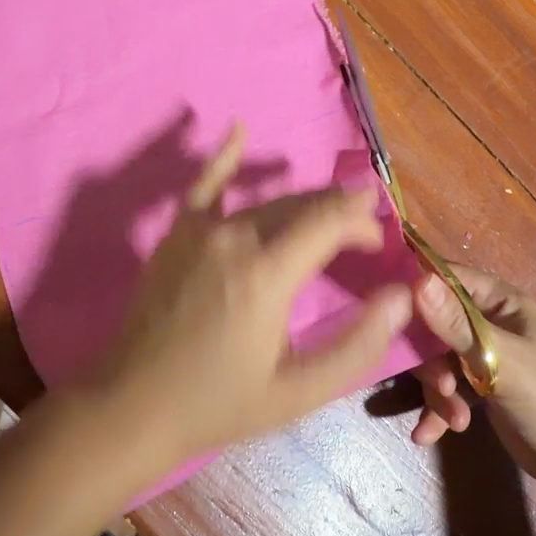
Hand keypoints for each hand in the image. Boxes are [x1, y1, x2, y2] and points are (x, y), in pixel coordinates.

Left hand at [91, 124, 416, 461]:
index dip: (360, 223)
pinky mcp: (176, 234)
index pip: (329, 223)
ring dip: (302, 200)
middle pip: (300, 206)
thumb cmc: (220, 402)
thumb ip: (357, 345)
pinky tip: (239, 130)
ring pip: (264, 200)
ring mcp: (200, 232)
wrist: (134, 404)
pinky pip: (204, 186)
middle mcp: (235, 239)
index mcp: (267, 275)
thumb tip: (401, 297)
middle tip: (362, 231)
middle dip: (338, 212)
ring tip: (330, 205)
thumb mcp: (298, 391)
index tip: (378, 241)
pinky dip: (225, 158)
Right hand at [408, 264, 535, 486]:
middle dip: (430, 359)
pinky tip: (428, 435)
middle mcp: (489, 321)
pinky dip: (437, 409)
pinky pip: (444, 388)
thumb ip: (457, 325)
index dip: (415, 290)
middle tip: (439, 386)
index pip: (447, 278)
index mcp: (501, 301)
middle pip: (434, 323)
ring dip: (436, 390)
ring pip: (436, 359)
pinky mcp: (478, 387)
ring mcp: (482, 355)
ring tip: (454, 420)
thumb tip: (417, 281)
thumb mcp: (502, 362)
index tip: (384, 311)